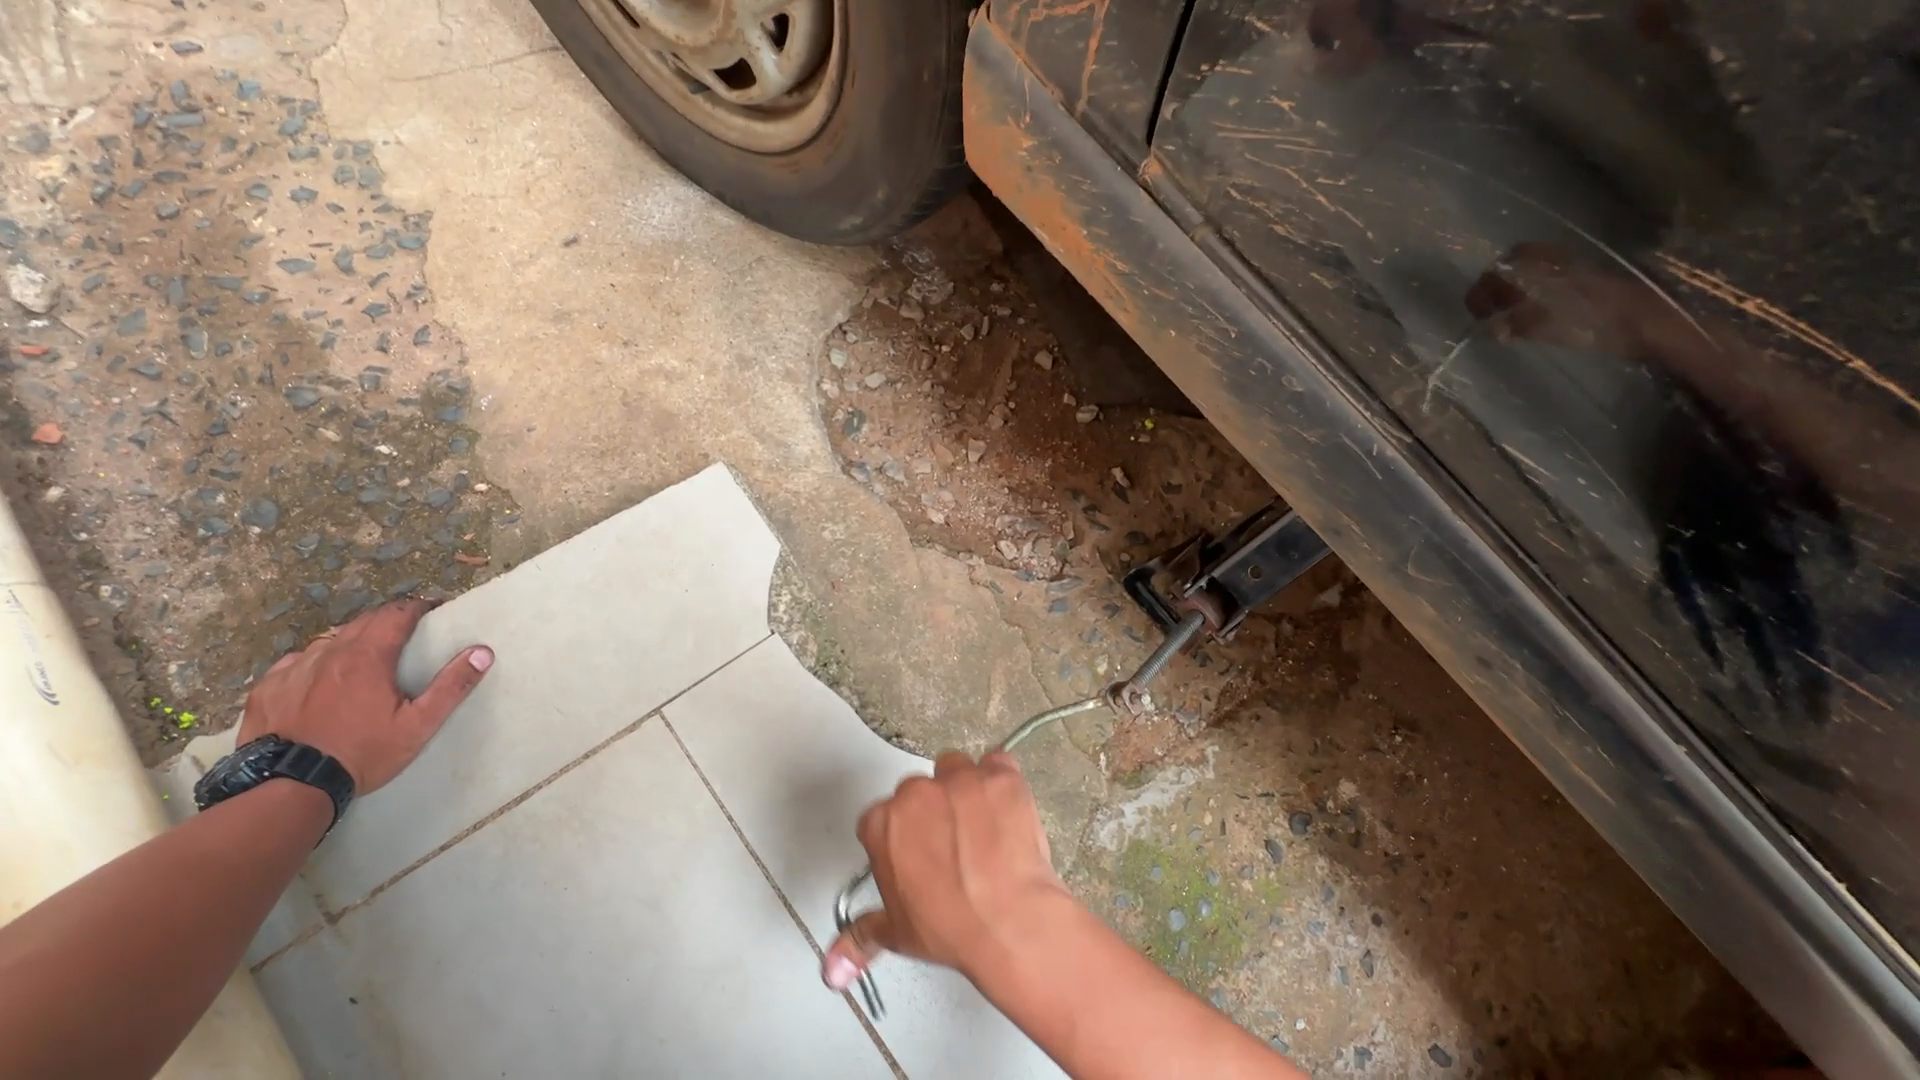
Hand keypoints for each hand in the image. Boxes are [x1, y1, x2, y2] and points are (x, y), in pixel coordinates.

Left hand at [238, 599, 492, 793]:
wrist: (290, 787)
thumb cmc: (362, 753)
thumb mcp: (418, 725)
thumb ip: (451, 686)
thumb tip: (482, 652)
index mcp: (368, 656)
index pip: (396, 614)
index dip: (417, 607)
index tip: (432, 609)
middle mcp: (329, 652)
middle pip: (363, 622)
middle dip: (387, 622)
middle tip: (404, 635)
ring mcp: (293, 668)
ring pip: (329, 641)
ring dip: (351, 642)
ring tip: (362, 660)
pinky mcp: (267, 687)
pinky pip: (296, 662)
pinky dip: (315, 664)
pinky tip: (319, 682)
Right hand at [823, 750, 1073, 992]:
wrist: (1010, 921)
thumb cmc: (951, 927)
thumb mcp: (898, 934)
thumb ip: (859, 938)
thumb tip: (832, 968)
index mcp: (882, 823)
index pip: (883, 816)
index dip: (902, 836)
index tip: (917, 856)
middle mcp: (916, 793)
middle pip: (919, 790)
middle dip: (932, 811)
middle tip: (952, 845)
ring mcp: (960, 781)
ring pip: (956, 770)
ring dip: (964, 790)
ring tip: (981, 826)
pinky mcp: (999, 777)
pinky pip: (997, 764)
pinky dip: (1001, 782)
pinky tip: (1006, 810)